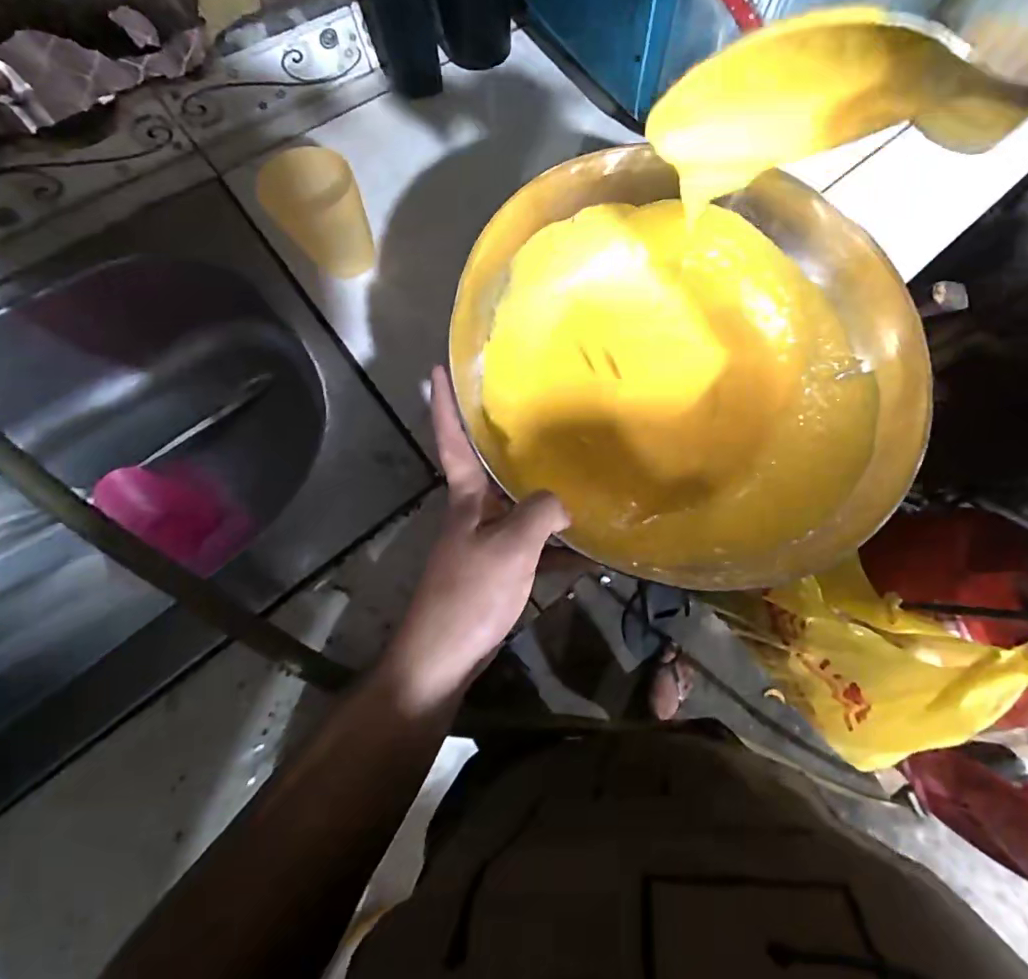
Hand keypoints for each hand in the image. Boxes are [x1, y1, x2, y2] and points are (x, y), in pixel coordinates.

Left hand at [372, 366, 569, 713]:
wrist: (442, 659)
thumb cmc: (470, 595)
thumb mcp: (511, 546)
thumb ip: (540, 514)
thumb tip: (564, 504)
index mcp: (466, 500)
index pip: (452, 441)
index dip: (444, 406)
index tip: (437, 368)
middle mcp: (472, 515)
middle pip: (489, 470)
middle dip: (505, 442)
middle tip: (535, 413)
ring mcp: (484, 546)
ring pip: (517, 510)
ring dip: (542, 498)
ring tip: (578, 476)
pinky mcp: (496, 575)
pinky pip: (532, 549)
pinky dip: (557, 548)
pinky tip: (590, 552)